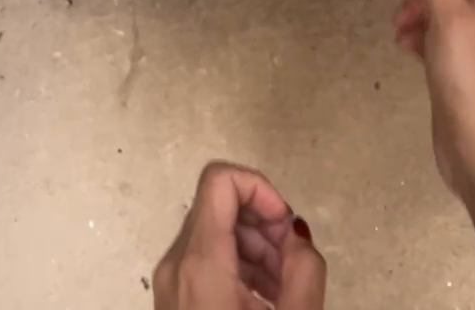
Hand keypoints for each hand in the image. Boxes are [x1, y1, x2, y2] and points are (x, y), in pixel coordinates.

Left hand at [153, 162, 326, 309]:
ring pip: (216, 230)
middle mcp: (175, 261)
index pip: (220, 178)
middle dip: (265, 222)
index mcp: (200, 261)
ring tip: (285, 286)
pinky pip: (206, 258)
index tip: (288, 225)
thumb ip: (305, 270)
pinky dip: (239, 263)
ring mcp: (170, 279)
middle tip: (294, 261)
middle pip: (221, 204)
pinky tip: (264, 297)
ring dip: (257, 244)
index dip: (261, 188)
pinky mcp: (172, 296)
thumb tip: (298, 234)